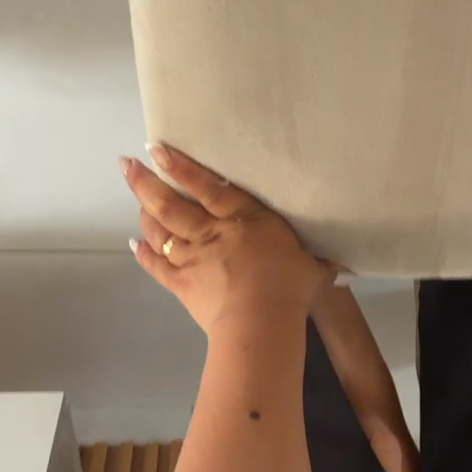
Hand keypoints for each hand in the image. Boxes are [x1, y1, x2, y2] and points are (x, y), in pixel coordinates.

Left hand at [123, 144, 334, 336]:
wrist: (260, 322)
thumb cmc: (289, 288)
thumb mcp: (311, 268)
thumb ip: (318, 263)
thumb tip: (344, 268)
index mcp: (244, 219)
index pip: (208, 186)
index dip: (181, 167)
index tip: (158, 149)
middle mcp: (211, 232)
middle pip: (172, 203)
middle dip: (147, 182)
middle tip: (127, 165)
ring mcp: (192, 258)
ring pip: (160, 229)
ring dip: (143, 211)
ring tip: (133, 191)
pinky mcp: (182, 284)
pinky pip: (157, 266)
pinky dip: (144, 254)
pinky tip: (134, 243)